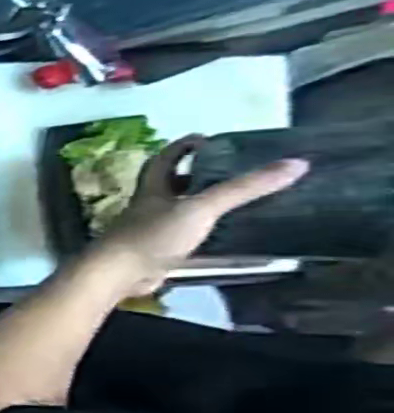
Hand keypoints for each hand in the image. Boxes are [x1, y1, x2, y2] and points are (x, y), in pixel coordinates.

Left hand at [86, 136, 307, 296]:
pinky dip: (210, 236)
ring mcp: (150, 231)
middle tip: (236, 171)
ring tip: (245, 201)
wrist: (117, 275)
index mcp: (151, 191)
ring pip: (180, 212)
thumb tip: (296, 163)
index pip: (162, 161)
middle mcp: (148, 208)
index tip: (204, 138)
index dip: (179, 147)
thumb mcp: (199, 207)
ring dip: (206, 206)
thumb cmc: (151, 236)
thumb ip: (242, 188)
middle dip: (197, 177)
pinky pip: (187, 239)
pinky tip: (233, 238)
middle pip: (171, 187)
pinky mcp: (157, 253)